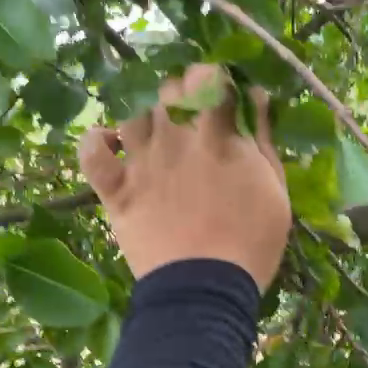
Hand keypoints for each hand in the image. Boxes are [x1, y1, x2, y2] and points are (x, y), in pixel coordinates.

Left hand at [78, 65, 290, 289]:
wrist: (204, 289)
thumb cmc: (251, 244)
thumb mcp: (276, 191)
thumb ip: (264, 140)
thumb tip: (255, 95)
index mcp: (217, 136)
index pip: (210, 78)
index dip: (215, 81)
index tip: (222, 97)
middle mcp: (174, 140)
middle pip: (169, 91)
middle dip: (182, 96)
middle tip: (192, 120)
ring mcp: (141, 163)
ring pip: (133, 115)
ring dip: (145, 118)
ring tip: (157, 137)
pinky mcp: (116, 190)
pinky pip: (91, 152)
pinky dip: (96, 142)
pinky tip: (110, 144)